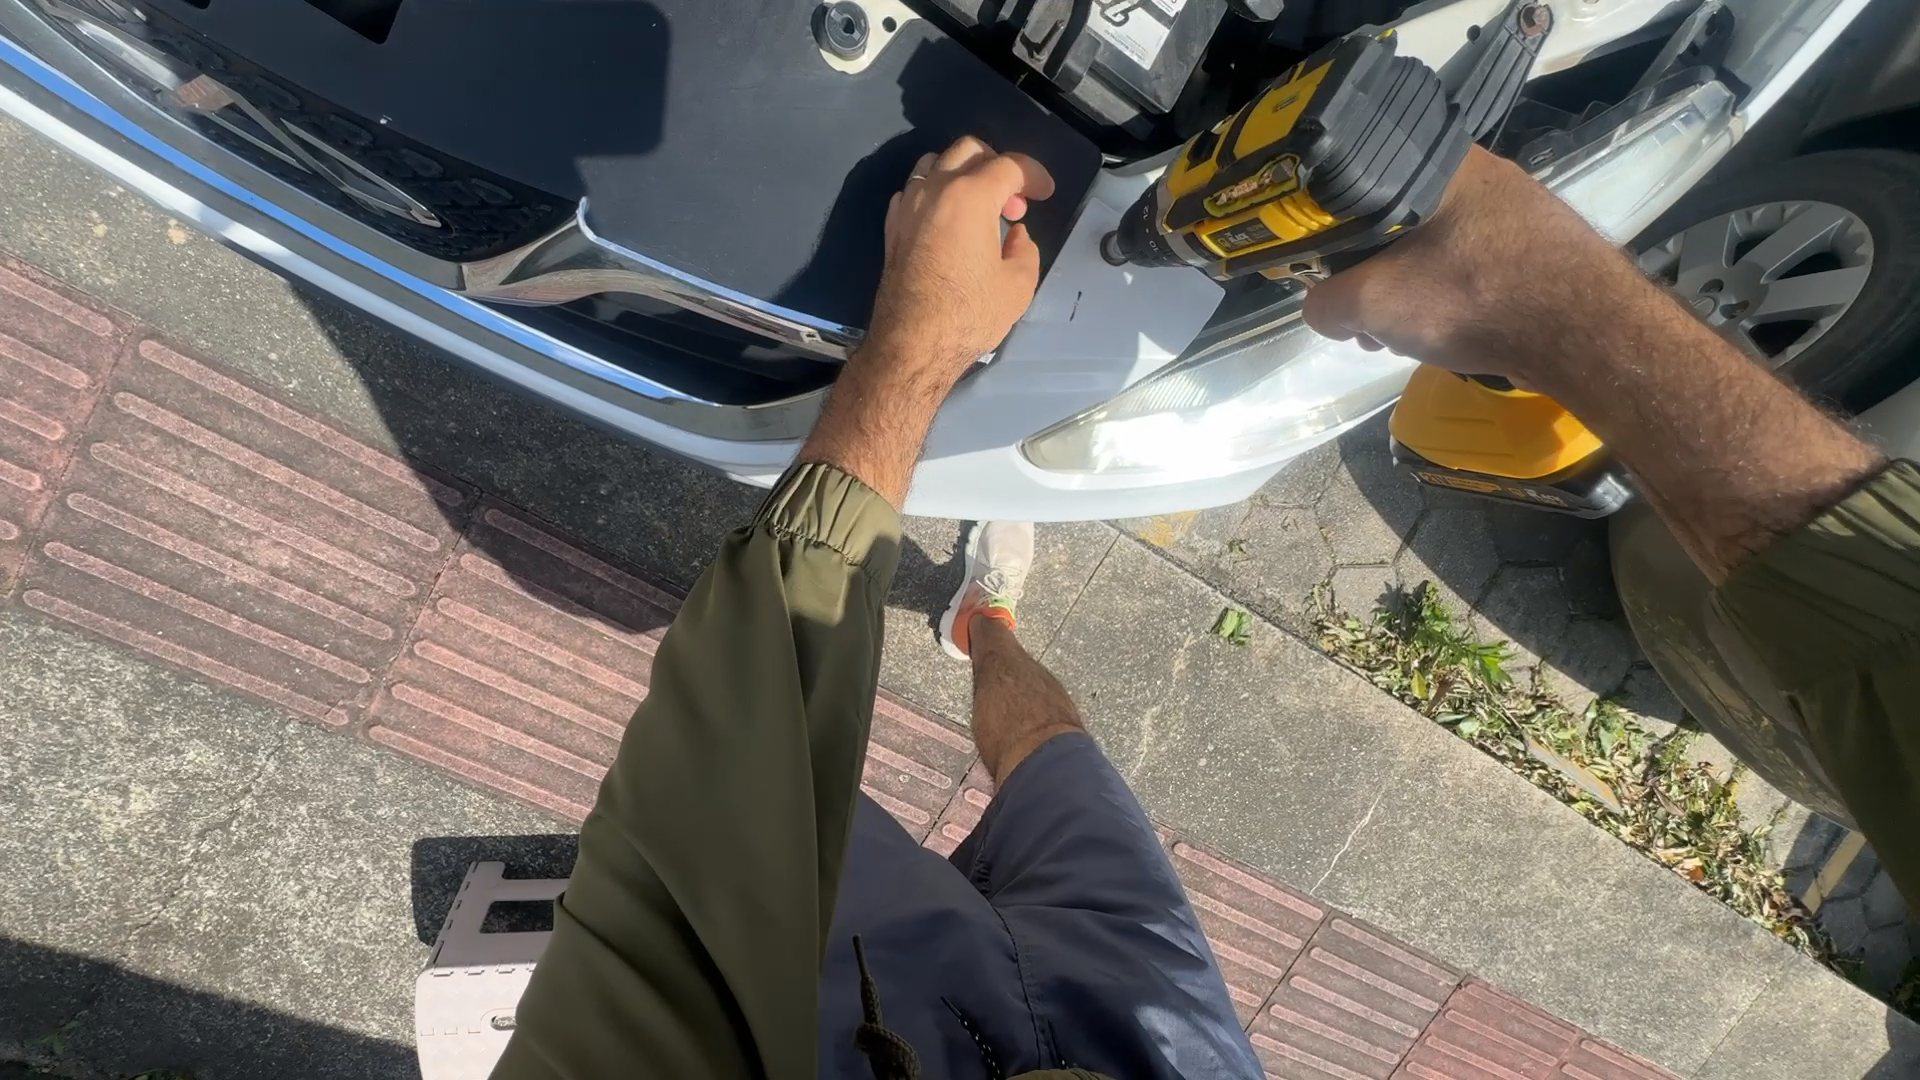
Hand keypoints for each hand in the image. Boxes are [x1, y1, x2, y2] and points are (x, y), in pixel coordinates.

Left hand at [862, 136, 1056, 384]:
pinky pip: (914, 192)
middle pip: (969, 151)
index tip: (1045, 194)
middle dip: (998, 167)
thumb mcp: (1018, 285)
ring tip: (978, 206)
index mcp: (970, 196)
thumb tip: (1013, 235)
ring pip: (935, 163)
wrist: (912, 344)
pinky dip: (935, 195)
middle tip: (1012, 202)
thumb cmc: (969, 315)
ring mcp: (908, 207)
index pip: (1009, 165)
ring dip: (961, 174)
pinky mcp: (892, 229)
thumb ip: (1024, 250)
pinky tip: (947, 221)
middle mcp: (935, 189)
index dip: (1034, 175)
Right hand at [1302, 146, 1645, 384]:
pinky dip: (1436, 297)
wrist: (1581, 332)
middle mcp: (1477, 174)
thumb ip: (1323, 304)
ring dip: (1398, 295)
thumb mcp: (1368, 304)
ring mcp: (1509, 208)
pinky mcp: (1527, 243)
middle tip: (1361, 321)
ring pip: (1421, 250)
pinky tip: (1438, 329)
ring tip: (1397, 336)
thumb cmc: (1469, 300)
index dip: (1328, 241)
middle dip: (1364, 279)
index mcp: (1437, 165)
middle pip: (1386, 227)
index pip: (1354, 194)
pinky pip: (1457, 265)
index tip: (1325, 281)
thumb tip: (1324, 309)